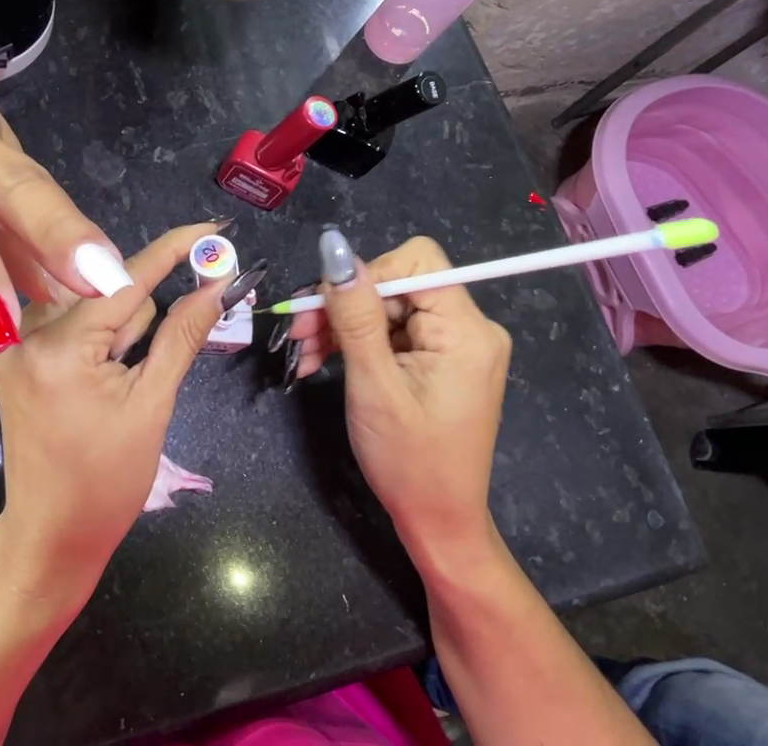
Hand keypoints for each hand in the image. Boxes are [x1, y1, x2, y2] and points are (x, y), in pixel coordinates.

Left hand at [0, 223, 242, 585]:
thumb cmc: (106, 482)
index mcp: (61, 345)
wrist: (49, 530)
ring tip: (115, 386)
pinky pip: (70, 317)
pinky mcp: (14, 348)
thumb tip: (216, 283)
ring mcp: (15, 337)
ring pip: (91, 301)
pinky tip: (98, 376)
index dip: (175, 250)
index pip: (128, 279)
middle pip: (109, 288)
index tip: (212, 229)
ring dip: (119, 328)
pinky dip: (97, 334)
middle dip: (142, 317)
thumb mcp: (153, 407)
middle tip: (143, 373)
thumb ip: (181, 338)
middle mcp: (27, 328)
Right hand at [300, 232, 511, 555]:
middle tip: (298, 335)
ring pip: (387, 308)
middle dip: (344, 305)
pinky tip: (321, 362)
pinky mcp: (438, 362)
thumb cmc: (407, 459)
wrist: (437, 521)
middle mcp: (469, 329)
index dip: (367, 275)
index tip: (327, 308)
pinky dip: (356, 344)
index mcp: (466, 330)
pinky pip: (392, 333)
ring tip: (302, 355)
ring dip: (341, 326)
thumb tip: (334, 246)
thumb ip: (354, 313)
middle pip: (397, 285)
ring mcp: (454, 346)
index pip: (417, 261)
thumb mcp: (373, 383)